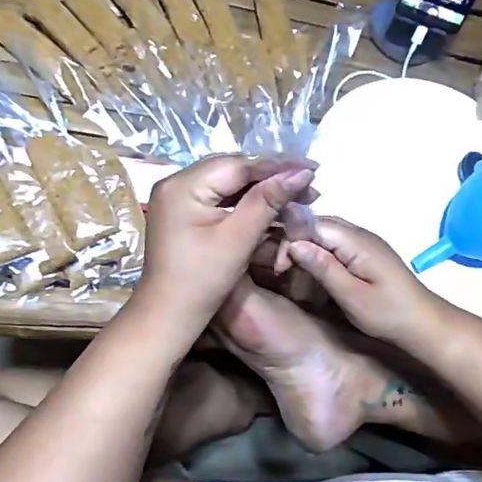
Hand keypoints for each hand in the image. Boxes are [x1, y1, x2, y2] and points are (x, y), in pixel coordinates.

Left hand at [137, 155, 314, 326]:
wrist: (168, 315)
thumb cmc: (202, 281)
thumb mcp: (238, 239)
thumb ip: (268, 201)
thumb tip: (301, 173)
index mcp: (183, 186)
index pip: (239, 165)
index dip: (278, 166)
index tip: (313, 169)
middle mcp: (175, 182)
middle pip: (233, 169)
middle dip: (272, 175)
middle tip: (309, 183)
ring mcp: (177, 196)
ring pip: (228, 181)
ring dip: (262, 187)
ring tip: (297, 193)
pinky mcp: (183, 210)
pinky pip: (220, 195)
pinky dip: (246, 200)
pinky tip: (271, 204)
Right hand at [283, 217, 458, 346]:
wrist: (424, 323)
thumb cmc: (388, 314)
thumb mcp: (351, 296)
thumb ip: (323, 268)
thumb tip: (293, 244)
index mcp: (357, 241)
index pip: (312, 224)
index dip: (290, 240)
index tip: (279, 269)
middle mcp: (361, 234)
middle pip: (318, 225)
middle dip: (294, 241)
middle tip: (280, 271)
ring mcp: (366, 242)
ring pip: (326, 234)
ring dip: (306, 248)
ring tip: (290, 271)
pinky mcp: (367, 254)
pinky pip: (336, 244)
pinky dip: (320, 254)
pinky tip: (313, 272)